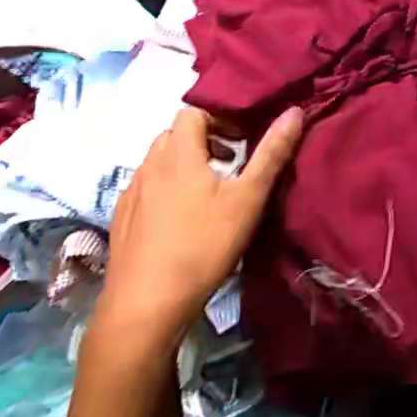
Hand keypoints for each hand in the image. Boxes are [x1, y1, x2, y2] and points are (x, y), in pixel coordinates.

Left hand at [91, 106, 304, 356]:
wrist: (146, 304)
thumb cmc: (203, 244)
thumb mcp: (248, 198)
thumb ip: (271, 153)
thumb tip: (294, 111)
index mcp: (178, 154)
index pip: (192, 112)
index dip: (218, 118)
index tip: (242, 138)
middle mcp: (149, 166)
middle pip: (174, 135)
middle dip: (204, 139)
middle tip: (232, 161)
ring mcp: (131, 194)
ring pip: (159, 162)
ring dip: (185, 163)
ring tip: (211, 190)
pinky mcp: (122, 220)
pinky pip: (146, 188)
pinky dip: (166, 188)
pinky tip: (183, 218)